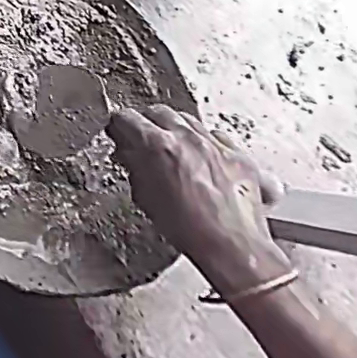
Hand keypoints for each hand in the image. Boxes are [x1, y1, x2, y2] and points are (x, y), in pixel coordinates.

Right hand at [109, 105, 291, 297]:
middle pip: (158, 111)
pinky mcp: (238, 155)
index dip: (118, 126)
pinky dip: (205, 142)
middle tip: (142, 139)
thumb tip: (127, 153)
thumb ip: (133, 166)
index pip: (127, 117)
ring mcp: (216, 144)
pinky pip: (217, 136)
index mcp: (157, 145)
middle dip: (147, 122)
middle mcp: (187, 137)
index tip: (118, 133)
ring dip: (175, 129)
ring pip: (188, 119)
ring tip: (172, 148)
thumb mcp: (144, 196)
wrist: (231, 246)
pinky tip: (202, 159)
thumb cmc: (187, 227)